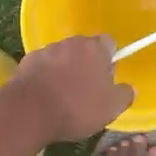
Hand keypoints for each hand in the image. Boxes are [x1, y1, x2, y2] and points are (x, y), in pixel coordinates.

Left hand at [9, 36, 135, 142]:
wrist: (28, 112)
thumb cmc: (76, 107)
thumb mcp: (110, 108)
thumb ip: (124, 95)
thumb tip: (129, 88)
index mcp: (95, 48)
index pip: (109, 43)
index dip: (110, 60)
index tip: (106, 79)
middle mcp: (71, 43)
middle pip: (84, 50)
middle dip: (86, 65)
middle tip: (86, 92)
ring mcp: (46, 50)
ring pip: (62, 57)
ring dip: (64, 70)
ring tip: (62, 97)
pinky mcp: (26, 62)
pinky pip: (42, 67)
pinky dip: (45, 77)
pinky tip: (44, 98)